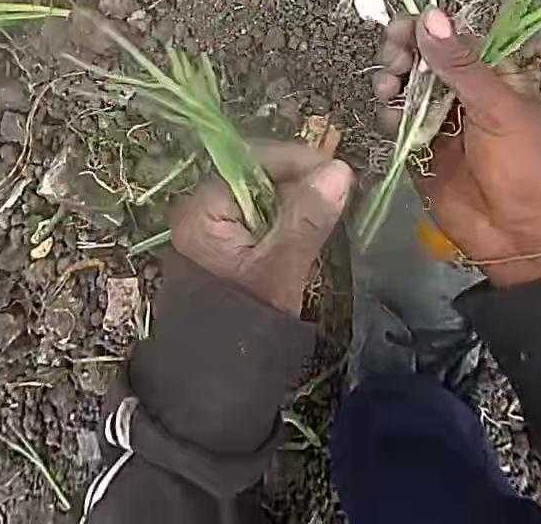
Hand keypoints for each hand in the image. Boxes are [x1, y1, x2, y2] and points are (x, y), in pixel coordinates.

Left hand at [169, 140, 353, 313]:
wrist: (220, 379)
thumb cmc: (246, 322)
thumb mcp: (281, 268)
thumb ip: (308, 217)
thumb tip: (339, 171)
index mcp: (203, 208)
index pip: (252, 161)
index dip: (296, 160)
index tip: (336, 171)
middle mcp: (202, 205)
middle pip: (258, 172)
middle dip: (300, 177)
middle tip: (339, 189)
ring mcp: (214, 221)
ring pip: (264, 189)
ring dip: (298, 194)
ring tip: (332, 203)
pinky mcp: (229, 236)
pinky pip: (263, 209)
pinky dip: (289, 211)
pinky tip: (312, 222)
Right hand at [374, 10, 540, 287]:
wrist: (525, 239)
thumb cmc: (528, 166)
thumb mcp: (500, 108)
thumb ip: (461, 64)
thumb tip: (429, 16)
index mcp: (489, 74)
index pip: (449, 38)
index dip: (422, 29)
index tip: (400, 28)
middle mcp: (459, 92)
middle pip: (419, 58)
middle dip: (401, 53)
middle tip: (394, 61)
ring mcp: (437, 120)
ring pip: (403, 86)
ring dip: (390, 80)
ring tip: (390, 88)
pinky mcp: (418, 147)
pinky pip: (395, 120)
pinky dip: (388, 113)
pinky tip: (391, 116)